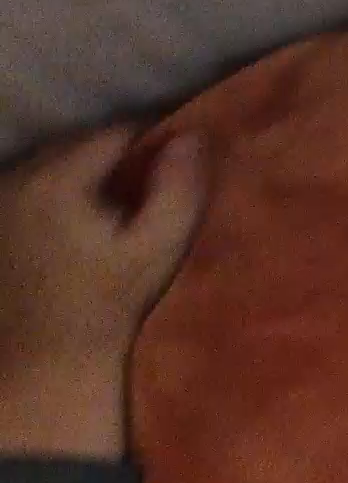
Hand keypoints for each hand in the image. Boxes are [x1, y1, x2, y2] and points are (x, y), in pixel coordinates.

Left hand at [0, 128, 204, 458]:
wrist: (46, 349)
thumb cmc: (112, 296)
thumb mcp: (160, 243)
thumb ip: (179, 188)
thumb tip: (193, 138)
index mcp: (55, 182)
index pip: (115, 134)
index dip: (157, 138)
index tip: (188, 155)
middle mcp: (13, 179)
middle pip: (80, 144)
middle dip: (124, 152)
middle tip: (167, 173)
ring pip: (55, 161)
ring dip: (95, 168)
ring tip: (132, 192)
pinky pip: (36, 182)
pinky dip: (68, 185)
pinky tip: (93, 214)